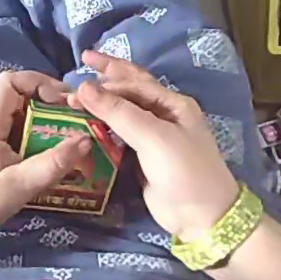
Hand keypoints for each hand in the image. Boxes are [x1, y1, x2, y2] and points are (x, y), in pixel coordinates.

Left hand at [0, 70, 93, 245]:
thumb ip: (54, 162)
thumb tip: (86, 140)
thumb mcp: (21, 185)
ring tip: (69, 133)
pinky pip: (15, 129)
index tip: (64, 100)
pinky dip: (35, 132)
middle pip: (17, 93)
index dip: (39, 82)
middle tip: (74, 117)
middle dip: (48, 100)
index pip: (10, 81)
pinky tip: (52, 149)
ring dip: (44, 117)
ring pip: (18, 112)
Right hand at [71, 51, 239, 236]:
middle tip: (82, 62)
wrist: (202, 217)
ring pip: (124, 111)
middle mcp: (165, 115)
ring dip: (103, 101)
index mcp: (173, 104)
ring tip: (78, 94)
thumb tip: (84, 87)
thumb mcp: (153, 137)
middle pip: (132, 88)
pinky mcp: (145, 157)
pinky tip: (90, 122)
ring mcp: (155, 137)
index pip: (135, 83)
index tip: (78, 82)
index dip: (106, 79)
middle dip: (108, 75)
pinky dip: (104, 124)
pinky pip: (121, 133)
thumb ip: (118, 112)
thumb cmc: (184, 171)